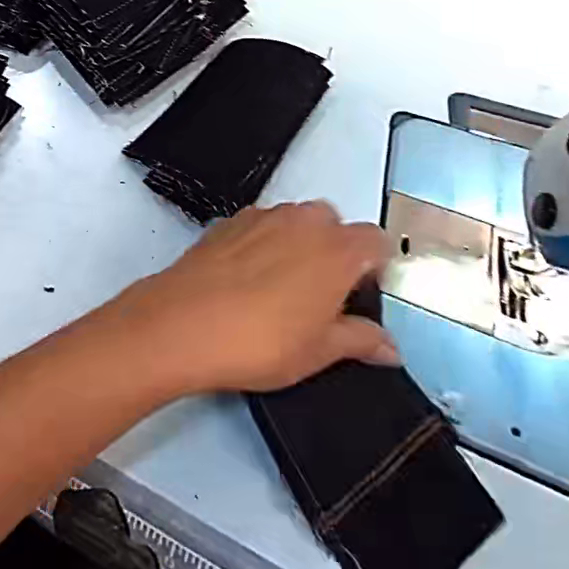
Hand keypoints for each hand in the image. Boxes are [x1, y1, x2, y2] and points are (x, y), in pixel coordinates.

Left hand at [102, 202, 396, 394]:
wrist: (182, 325)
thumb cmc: (256, 340)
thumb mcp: (319, 351)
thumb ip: (360, 340)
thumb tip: (386, 345)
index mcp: (338, 249)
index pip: (376, 241)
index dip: (374, 267)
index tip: (363, 295)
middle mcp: (304, 221)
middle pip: (335, 226)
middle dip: (335, 254)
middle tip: (323, 297)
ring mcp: (264, 216)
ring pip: (296, 222)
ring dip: (299, 245)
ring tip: (282, 290)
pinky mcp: (230, 221)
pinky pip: (261, 225)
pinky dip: (264, 243)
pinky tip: (248, 280)